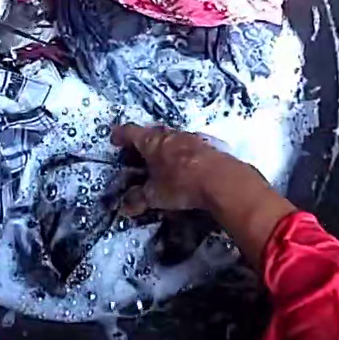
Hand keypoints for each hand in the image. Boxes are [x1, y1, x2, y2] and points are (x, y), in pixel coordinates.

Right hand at [112, 123, 268, 215]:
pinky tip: (185, 168)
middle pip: (152, 134)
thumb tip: (125, 207)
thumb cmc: (181, 183)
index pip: (130, 132)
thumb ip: (138, 199)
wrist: (223, 181)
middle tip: (136, 154)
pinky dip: (183, 156)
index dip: (120, 135)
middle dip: (143, 144)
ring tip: (161, 162)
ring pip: (172, 140)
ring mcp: (192, 138)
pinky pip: (190, 148)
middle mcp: (171, 135)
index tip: (115, 139)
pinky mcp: (210, 147)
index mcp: (151, 141)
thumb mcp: (155, 195)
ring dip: (165, 149)